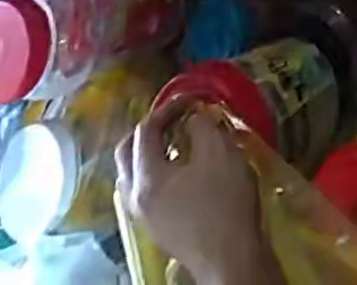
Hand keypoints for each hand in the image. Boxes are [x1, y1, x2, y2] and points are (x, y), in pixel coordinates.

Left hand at [121, 99, 272, 284]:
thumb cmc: (224, 200)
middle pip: (126, 153)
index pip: (145, 131)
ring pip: (132, 174)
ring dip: (149, 150)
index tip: (192, 98)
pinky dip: (156, 169)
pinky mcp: (156, 226)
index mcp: (147, 177)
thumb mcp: (219, 151)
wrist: (230, 258)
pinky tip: (181, 168)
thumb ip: (201, 126)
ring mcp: (143, 215)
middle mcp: (135, 197)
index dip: (167, 108)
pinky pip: (144, 189)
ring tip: (178, 138)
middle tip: (176, 116)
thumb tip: (192, 117)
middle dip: (149, 129)